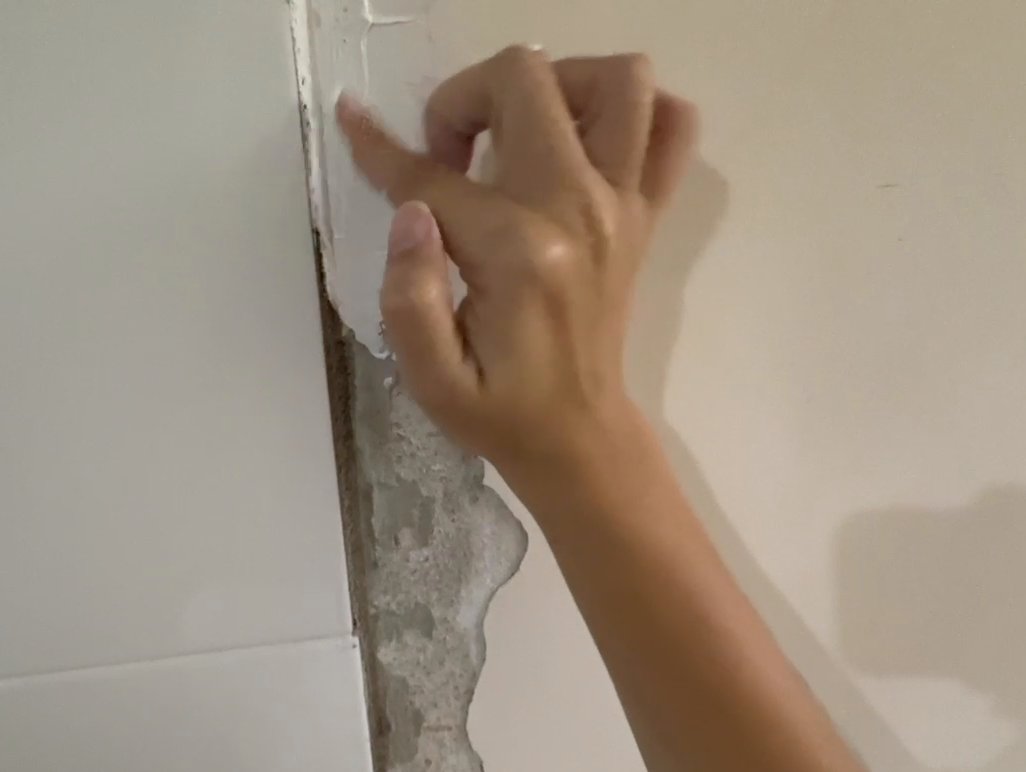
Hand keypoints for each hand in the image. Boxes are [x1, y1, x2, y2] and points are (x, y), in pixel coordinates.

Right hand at [337, 47, 696, 491]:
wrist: (576, 437)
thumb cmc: (498, 413)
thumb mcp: (431, 380)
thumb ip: (409, 299)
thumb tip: (409, 213)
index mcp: (516, 254)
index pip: (434, 179)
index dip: (382, 149)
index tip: (353, 121)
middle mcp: (577, 210)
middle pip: (525, 81)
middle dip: (464, 100)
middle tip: (447, 159)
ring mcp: (622, 207)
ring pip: (614, 80)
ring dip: (553, 86)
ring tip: (515, 136)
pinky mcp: (644, 216)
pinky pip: (672, 124)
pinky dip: (633, 111)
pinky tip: (586, 144)